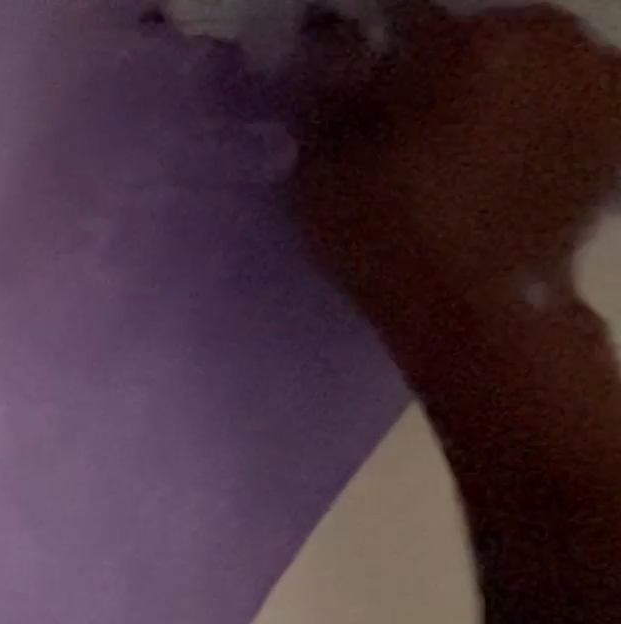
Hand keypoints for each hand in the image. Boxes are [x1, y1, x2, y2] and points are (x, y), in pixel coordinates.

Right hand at [293, 1, 620, 332]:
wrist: (479, 306)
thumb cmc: (385, 240)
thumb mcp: (321, 177)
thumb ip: (326, 104)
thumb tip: (322, 51)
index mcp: (465, 45)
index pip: (396, 13)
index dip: (355, 40)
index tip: (332, 69)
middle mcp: (548, 36)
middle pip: (467, 32)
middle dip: (426, 63)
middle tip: (391, 112)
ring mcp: (598, 71)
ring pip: (518, 57)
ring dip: (479, 83)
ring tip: (444, 136)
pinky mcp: (620, 113)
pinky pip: (558, 89)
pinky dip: (524, 108)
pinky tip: (492, 151)